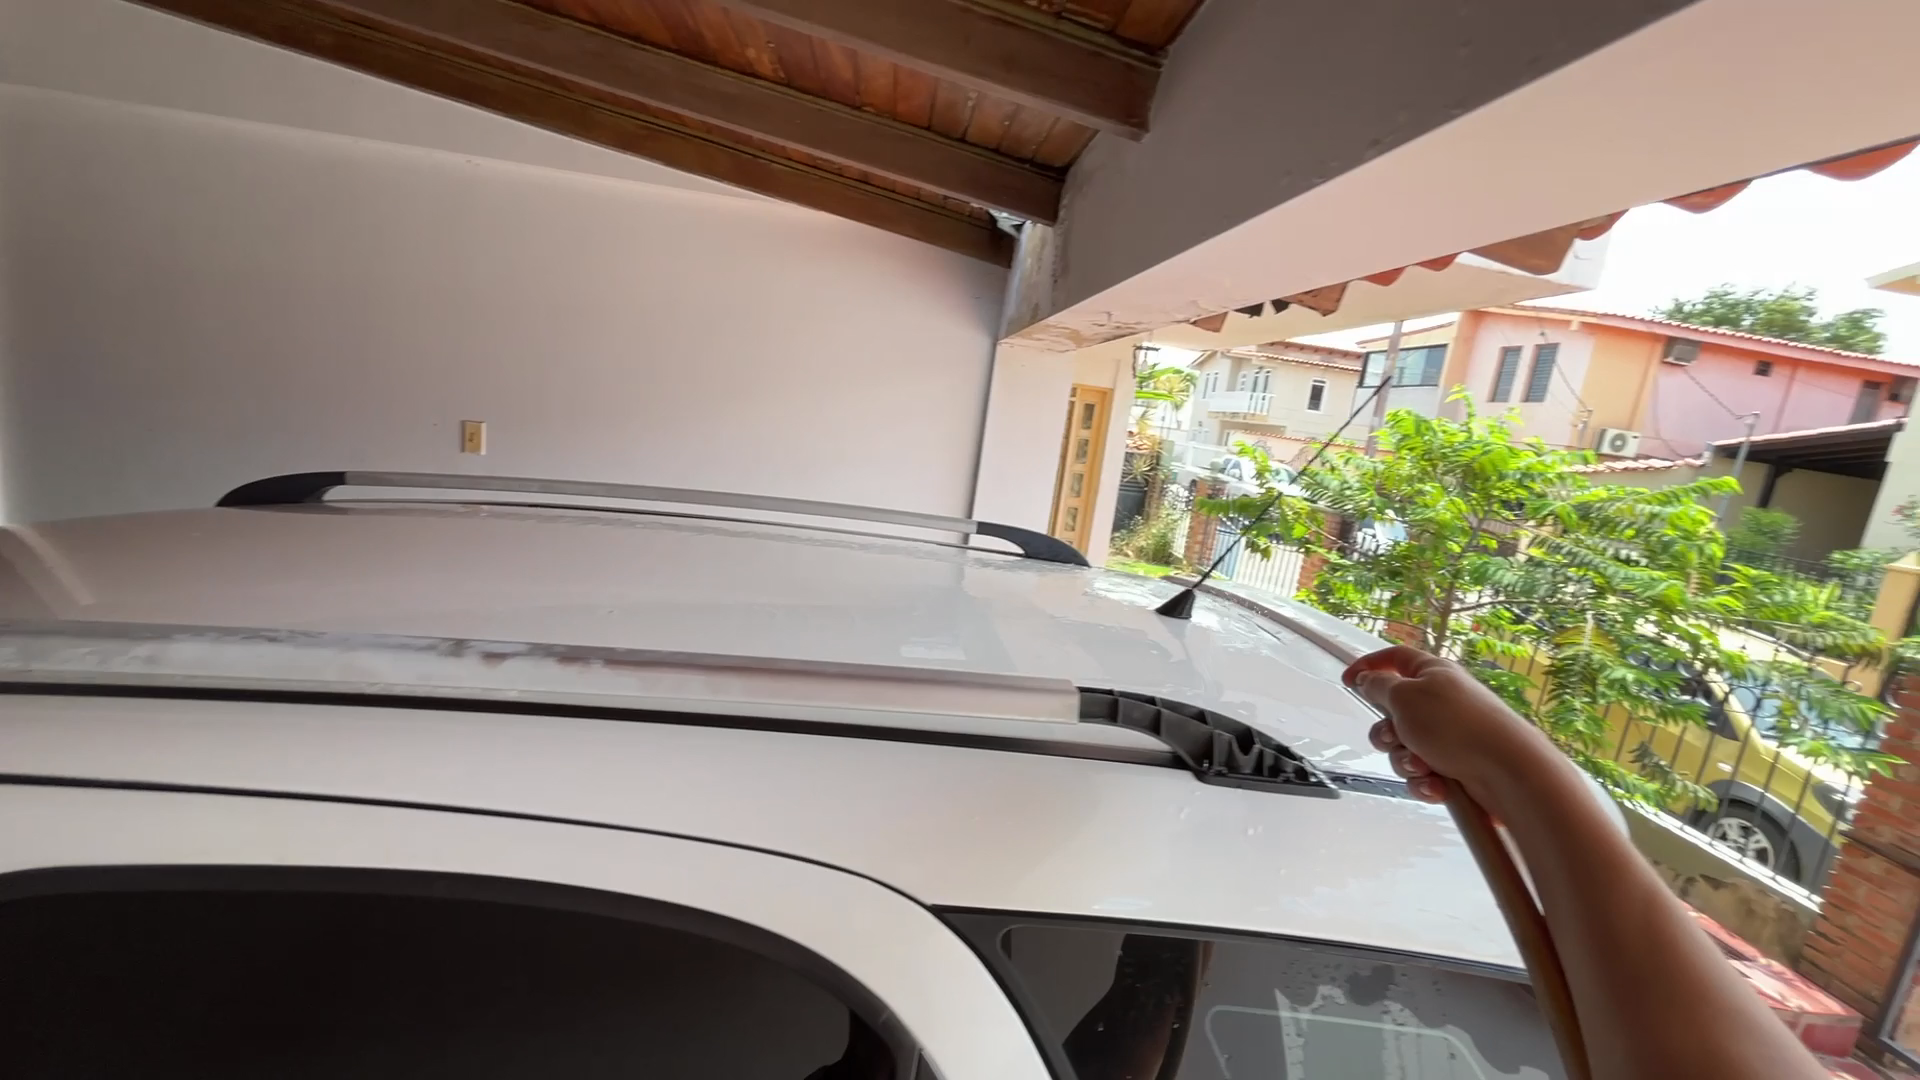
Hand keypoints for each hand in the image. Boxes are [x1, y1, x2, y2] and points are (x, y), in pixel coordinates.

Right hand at [1342, 645, 1557, 806]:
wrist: (1511, 775)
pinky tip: (1436, 784)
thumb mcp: (1404, 696)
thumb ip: (1377, 686)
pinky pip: (1421, 773)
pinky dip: (1423, 780)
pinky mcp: (1456, 767)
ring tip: (1423, 765)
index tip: (1349, 681)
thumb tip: (1368, 681)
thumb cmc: (1459, 727)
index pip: (1394, 659)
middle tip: (1396, 737)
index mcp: (1432, 675)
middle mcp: (1441, 703)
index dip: (1369, 666)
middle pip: (1392, 712)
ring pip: (1403, 747)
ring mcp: (1449, 736)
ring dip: (1404, 759)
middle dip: (1386, 732)